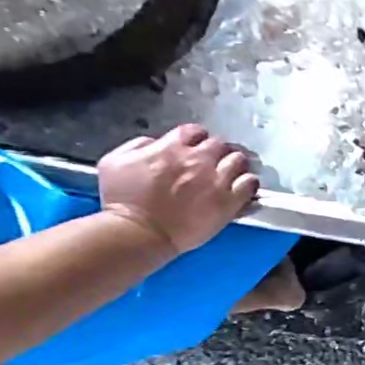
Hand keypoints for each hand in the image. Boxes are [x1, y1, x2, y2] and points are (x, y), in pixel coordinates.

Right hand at [97, 125, 259, 255]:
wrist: (138, 233)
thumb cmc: (122, 201)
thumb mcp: (115, 162)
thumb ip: (138, 145)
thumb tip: (156, 143)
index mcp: (172, 147)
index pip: (195, 131)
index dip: (196, 140)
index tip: (194, 150)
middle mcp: (198, 159)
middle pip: (218, 144)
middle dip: (214, 153)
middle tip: (211, 165)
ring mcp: (216, 179)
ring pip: (238, 160)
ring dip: (234, 165)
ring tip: (229, 175)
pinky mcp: (228, 201)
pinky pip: (250, 183)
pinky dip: (248, 183)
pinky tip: (242, 188)